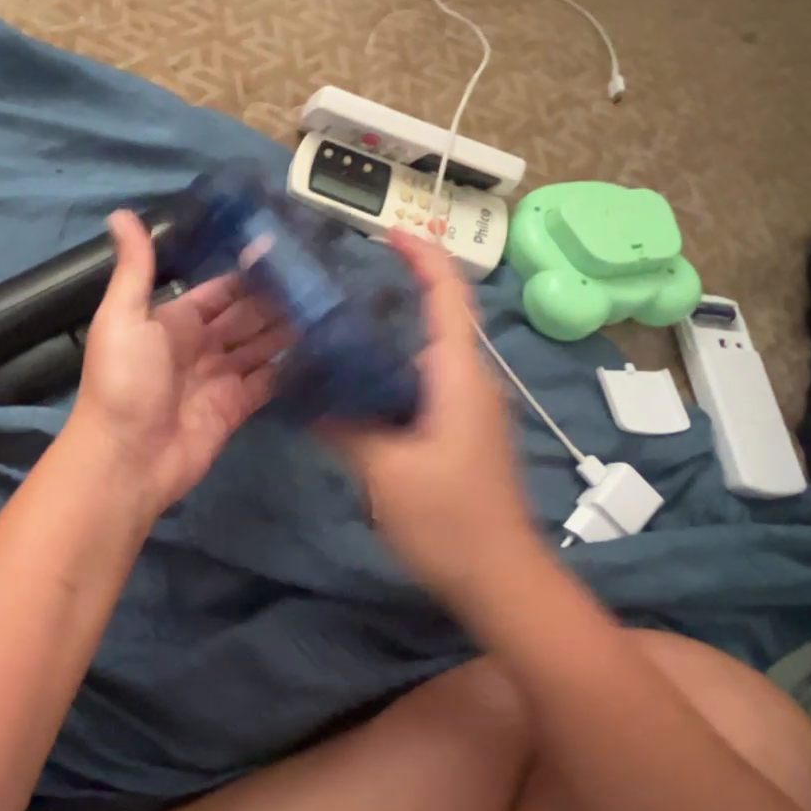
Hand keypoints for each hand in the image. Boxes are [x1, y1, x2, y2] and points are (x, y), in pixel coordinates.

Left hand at [69, 211, 290, 516]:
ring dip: (288, 330)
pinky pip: (267, 383)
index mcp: (173, 321)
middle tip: (320, 280)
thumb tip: (122, 212)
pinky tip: (320, 350)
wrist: (126, 457)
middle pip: (245, 317)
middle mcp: (199, 347)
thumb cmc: (123, 381)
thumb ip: (134, 267)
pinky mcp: (236, 409)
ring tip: (329, 307)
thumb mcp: (123, 316)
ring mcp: (219, 379)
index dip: (248, 275)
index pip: (219, 291)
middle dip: (276, 300)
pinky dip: (289, 368)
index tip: (285, 254)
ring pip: (260, 347)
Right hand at [323, 232, 539, 595]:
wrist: (501, 579)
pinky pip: (419, 387)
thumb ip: (346, 426)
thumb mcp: (385, 472)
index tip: (387, 231)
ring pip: (423, 356)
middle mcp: (469, 382)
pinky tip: (350, 387)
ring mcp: (466, 409)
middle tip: (334, 286)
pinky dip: (386, 374)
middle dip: (392, 292)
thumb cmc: (450, 520)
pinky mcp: (456, 433)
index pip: (448, 297)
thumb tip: (310, 395)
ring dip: (385, 338)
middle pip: (434, 319)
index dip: (422, 257)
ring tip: (331, 330)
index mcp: (459, 377)